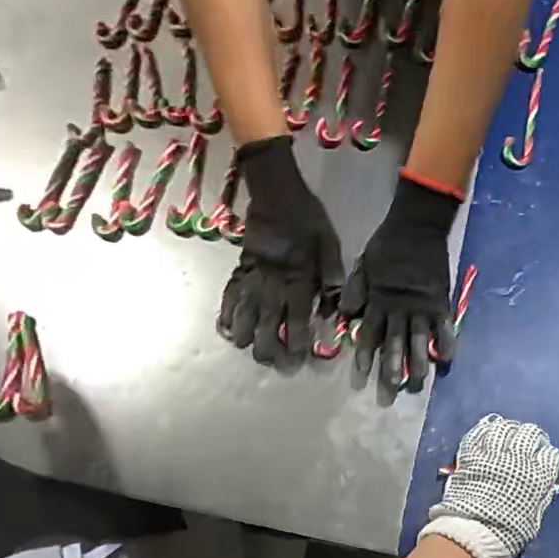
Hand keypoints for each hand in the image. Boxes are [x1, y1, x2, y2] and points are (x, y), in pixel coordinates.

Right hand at [218, 135, 342, 365]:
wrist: (275, 194)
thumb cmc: (307, 220)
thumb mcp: (330, 245)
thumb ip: (332, 277)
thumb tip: (333, 310)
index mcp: (299, 281)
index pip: (298, 320)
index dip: (298, 344)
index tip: (298, 360)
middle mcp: (273, 286)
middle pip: (267, 327)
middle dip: (270, 350)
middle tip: (275, 362)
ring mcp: (253, 280)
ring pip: (244, 318)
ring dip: (246, 337)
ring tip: (251, 348)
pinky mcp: (239, 272)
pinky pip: (228, 298)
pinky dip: (225, 315)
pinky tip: (226, 330)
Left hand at [344, 173, 460, 393]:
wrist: (417, 225)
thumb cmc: (385, 247)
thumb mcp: (362, 267)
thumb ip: (354, 292)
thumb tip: (344, 317)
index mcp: (377, 303)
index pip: (368, 338)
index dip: (364, 361)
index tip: (359, 382)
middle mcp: (399, 310)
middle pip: (394, 347)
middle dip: (390, 374)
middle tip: (386, 399)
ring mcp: (422, 307)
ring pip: (419, 343)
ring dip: (417, 368)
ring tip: (415, 389)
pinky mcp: (441, 301)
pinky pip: (445, 327)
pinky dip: (446, 344)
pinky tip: (445, 363)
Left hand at [419, 415, 558, 557]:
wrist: (471, 532)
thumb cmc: (506, 533)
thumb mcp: (533, 518)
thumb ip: (540, 497)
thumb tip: (547, 487)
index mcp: (538, 476)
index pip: (551, 455)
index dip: (548, 457)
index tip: (544, 462)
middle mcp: (517, 460)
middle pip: (530, 434)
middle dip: (532, 437)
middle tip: (527, 443)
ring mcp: (492, 455)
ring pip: (504, 428)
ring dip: (508, 429)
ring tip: (507, 434)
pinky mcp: (470, 456)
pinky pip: (477, 434)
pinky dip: (483, 430)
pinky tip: (486, 431)